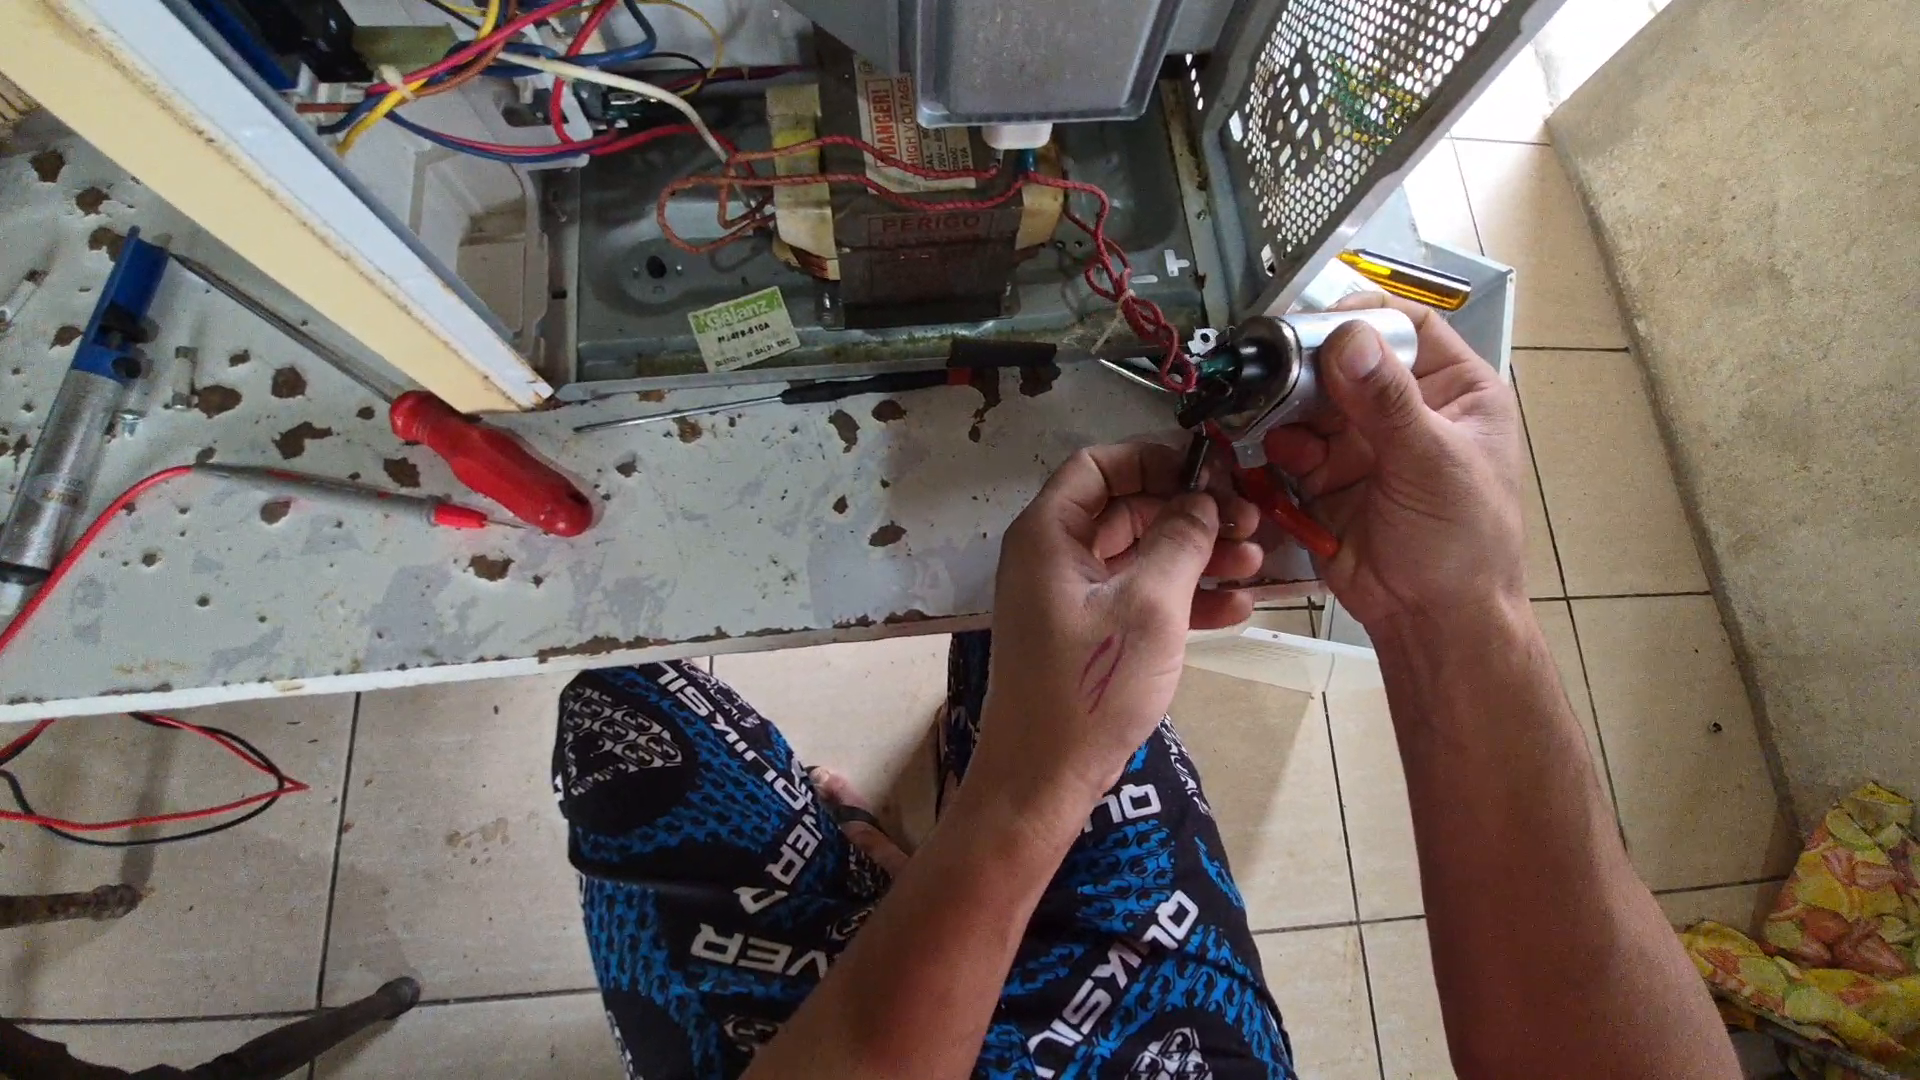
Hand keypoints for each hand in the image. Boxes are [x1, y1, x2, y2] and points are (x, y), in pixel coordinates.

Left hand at [969, 443, 1263, 810]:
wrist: (1045, 775)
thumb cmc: (1091, 682)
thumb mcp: (1148, 604)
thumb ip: (1180, 540)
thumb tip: (1202, 500)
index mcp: (1049, 532)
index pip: (1098, 465)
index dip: (1154, 459)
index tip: (1210, 472)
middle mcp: (1054, 555)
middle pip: (1128, 508)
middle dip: (1190, 512)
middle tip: (1251, 521)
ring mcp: (1072, 596)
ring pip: (1140, 554)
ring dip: (1197, 555)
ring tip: (1256, 563)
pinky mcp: (1090, 631)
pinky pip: (1139, 595)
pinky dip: (1182, 596)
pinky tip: (1237, 608)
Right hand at [1263, 294, 1529, 637]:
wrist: (1430, 617)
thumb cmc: (1460, 539)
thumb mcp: (1431, 462)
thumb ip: (1387, 401)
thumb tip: (1348, 338)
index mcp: (1451, 390)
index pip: (1405, 327)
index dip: (1362, 317)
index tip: (1313, 323)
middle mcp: (1401, 409)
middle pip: (1344, 363)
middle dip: (1308, 369)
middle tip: (1273, 373)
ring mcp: (1359, 444)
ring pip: (1309, 404)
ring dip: (1288, 411)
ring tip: (1273, 422)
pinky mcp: (1322, 478)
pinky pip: (1290, 448)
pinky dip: (1278, 449)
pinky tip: (1279, 459)